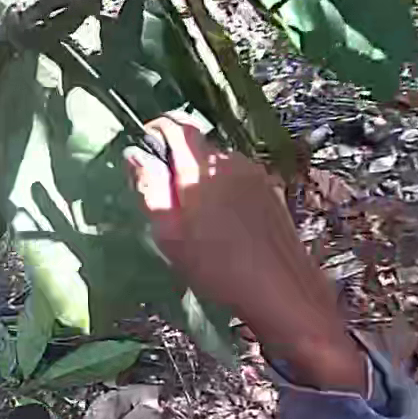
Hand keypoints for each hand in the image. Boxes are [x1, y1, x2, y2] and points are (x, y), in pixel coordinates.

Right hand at [126, 114, 372, 396]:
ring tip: (194, 218)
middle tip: (164, 200)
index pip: (175, 126)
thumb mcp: (169, 232)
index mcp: (199, 166)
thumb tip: (135, 153)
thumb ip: (150, 187)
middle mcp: (230, 160)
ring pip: (215, 163)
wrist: (283, 293)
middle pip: (195, 145)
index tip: (143, 154)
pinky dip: (220, 189)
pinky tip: (222, 224)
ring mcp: (255, 173)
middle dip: (175, 162)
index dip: (154, 132)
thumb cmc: (216, 266)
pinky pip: (235, 177)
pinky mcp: (270, 189)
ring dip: (198, 178)